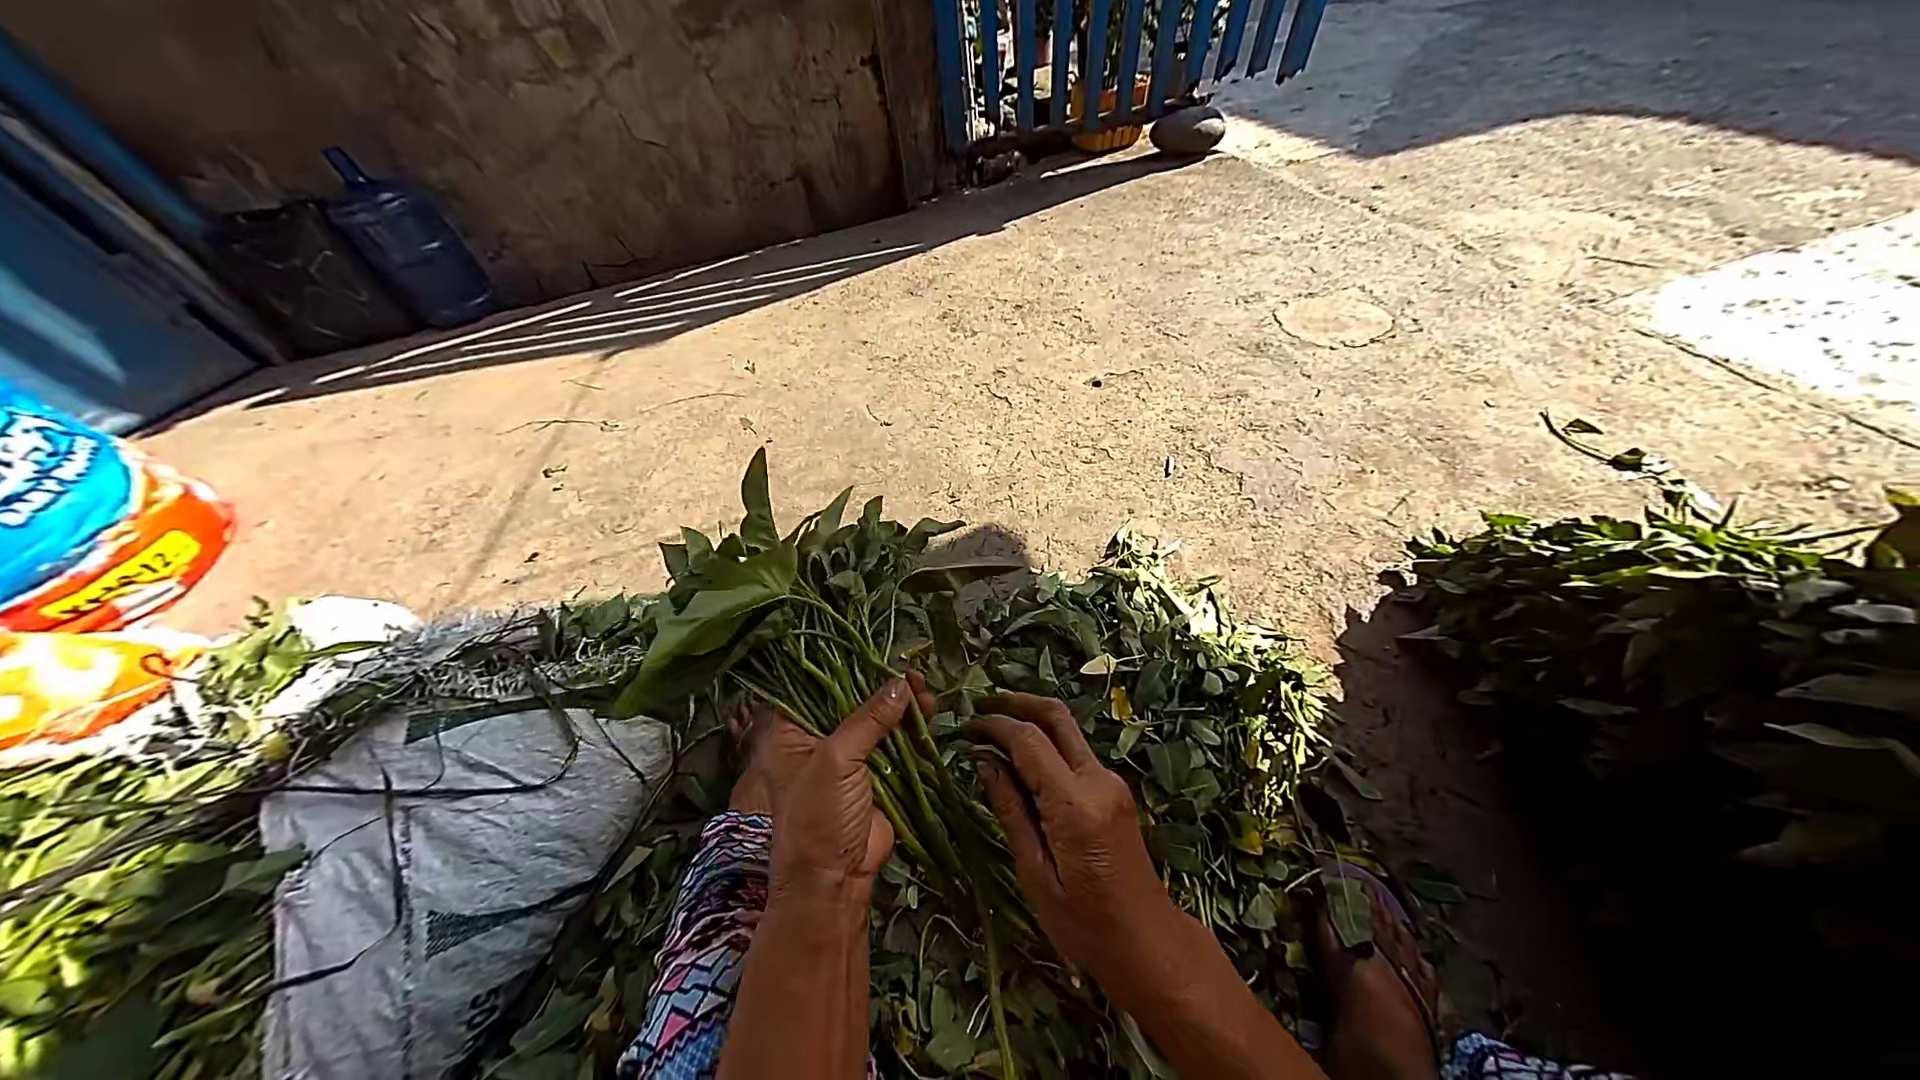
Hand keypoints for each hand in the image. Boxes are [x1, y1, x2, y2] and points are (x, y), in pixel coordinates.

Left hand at [721, 674, 935, 1079]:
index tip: (877, 650)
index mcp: (794, 732)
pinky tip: (928, 712)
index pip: (816, 686)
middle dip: (884, 684)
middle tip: (912, 672)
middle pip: (854, 699)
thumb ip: (869, 719)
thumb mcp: (837, 760)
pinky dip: (912, 728)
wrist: (836, 879)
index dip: (847, 665)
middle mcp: (820, 738)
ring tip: (926, 690)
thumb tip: (900, 683)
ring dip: (903, 704)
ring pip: (879, 719)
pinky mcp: (877, 772)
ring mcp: (851, 756)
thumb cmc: (818, 817)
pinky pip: (896, 742)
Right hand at [971, 693, 1322, 1079]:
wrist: (1148, 942)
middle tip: (982, 705)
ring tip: (994, 731)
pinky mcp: (1115, 790)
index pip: (1030, 740)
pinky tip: (1021, 762)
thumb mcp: (1034, 874)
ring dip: (1032, 721)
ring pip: (1069, 731)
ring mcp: (1112, 783)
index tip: (967, 727)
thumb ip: (1011, 810)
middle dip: (1017, 703)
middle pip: (1057, 716)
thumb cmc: (1084, 924)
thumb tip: (985, 762)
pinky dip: (1046, 745)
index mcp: (1076, 805)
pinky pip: (1075, 753)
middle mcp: (1099, 781)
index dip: (995, 726)